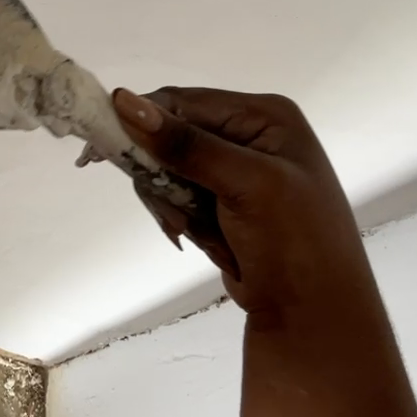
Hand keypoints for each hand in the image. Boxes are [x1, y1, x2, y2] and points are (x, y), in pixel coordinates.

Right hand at [112, 87, 377, 324]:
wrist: (314, 317)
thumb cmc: (294, 242)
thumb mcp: (245, 184)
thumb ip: (185, 143)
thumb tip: (122, 100)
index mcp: (264, 116)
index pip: (181, 103)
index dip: (140, 123)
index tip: (102, 152)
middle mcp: (249, 133)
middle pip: (169, 135)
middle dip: (162, 175)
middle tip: (171, 212)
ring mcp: (235, 167)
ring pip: (166, 168)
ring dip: (170, 202)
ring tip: (192, 231)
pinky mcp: (222, 198)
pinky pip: (175, 192)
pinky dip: (178, 215)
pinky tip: (197, 237)